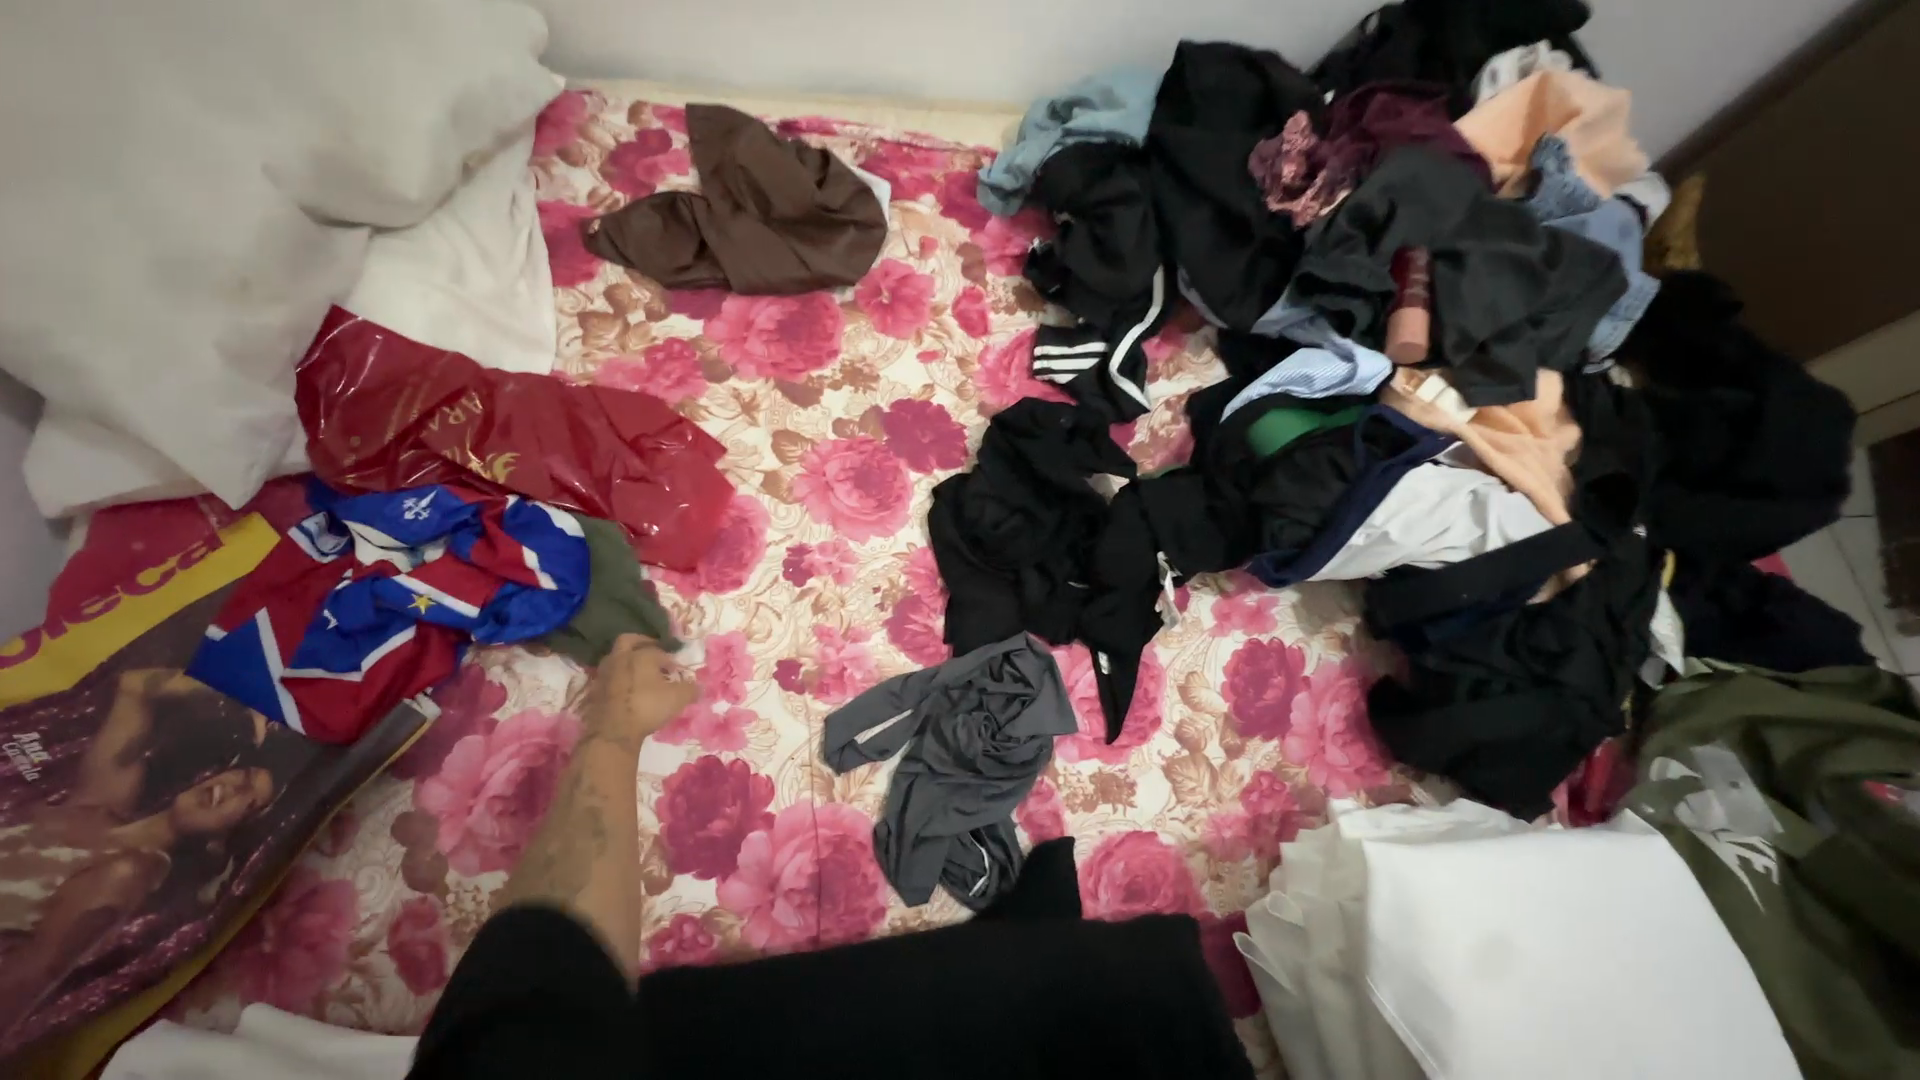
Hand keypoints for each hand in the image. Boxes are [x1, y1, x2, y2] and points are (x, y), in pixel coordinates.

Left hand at [581, 635, 696, 747]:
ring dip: (626, 661)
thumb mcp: (678, 699)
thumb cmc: (648, 707)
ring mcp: (604, 674)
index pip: (658, 651)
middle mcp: (620, 659)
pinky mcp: (594, 690)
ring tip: (638, 674)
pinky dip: (617, 679)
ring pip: (615, 658)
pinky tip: (625, 691)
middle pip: (628, 641)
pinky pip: (608, 678)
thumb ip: (691, 689)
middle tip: (652, 652)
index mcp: (641, 656)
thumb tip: (698, 687)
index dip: (669, 660)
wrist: (612, 731)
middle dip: (641, 643)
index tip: (676, 671)